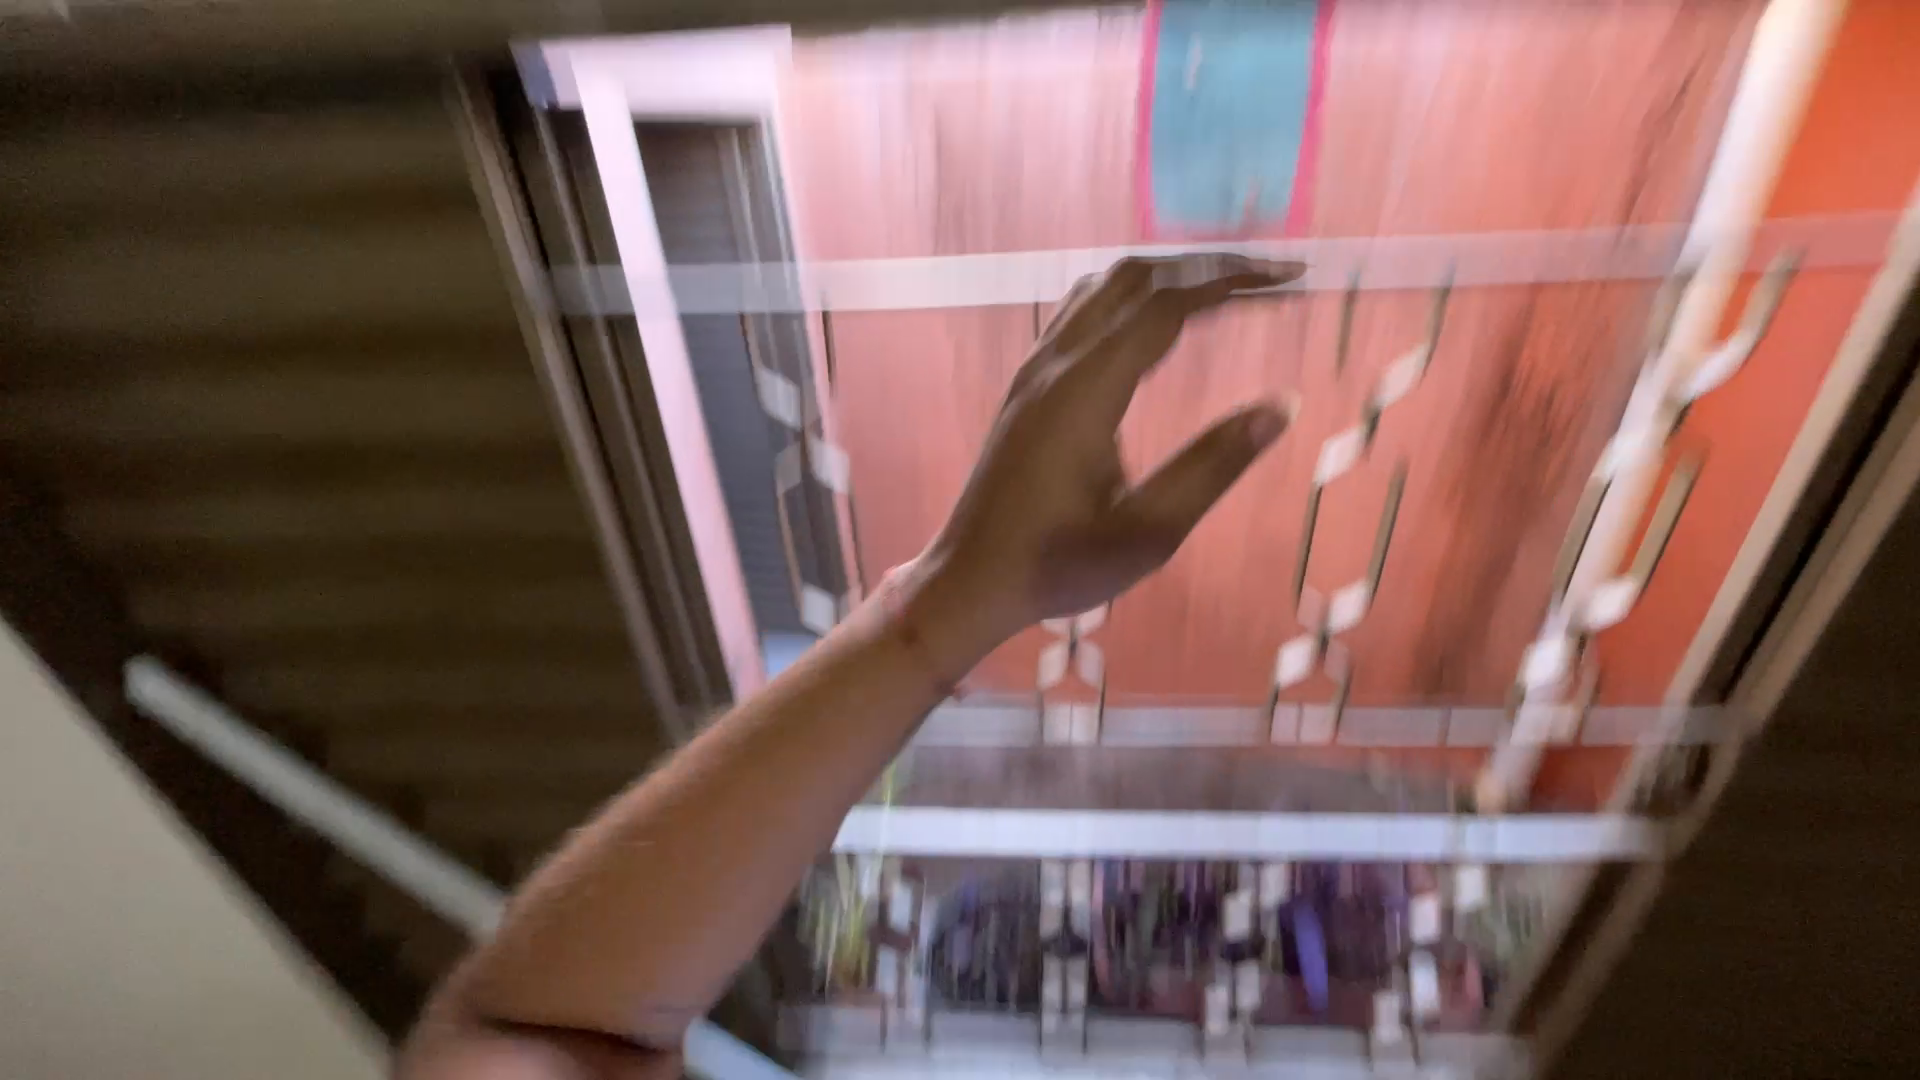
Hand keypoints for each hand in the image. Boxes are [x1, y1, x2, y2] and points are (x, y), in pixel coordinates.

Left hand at [898, 253, 1303, 674]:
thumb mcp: (1148, 532)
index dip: (1232, 282)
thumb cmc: (1059, 564)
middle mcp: (1054, 365)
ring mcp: (1032, 373)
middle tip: (1264, 278)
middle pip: (1133, 279)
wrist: (972, 579)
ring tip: (1218, 289)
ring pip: (1099, 290)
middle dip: (1203, 267)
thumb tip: (1281, 405)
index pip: (1167, 305)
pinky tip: (1147, 326)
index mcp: (1085, 391)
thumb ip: (1213, 466)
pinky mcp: (1024, 389)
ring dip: (1162, 277)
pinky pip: (1077, 316)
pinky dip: (1125, 299)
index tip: (1290, 280)